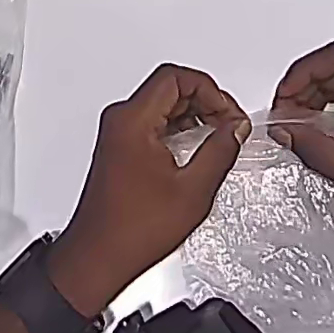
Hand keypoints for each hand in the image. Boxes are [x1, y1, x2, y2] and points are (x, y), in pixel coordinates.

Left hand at [48, 65, 250, 316]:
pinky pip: (151, 121)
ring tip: (218, 138)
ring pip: (161, 103)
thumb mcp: (193, 190)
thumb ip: (220, 150)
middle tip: (229, 124)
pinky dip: (177, 128)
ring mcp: (117, 132)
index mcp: (132, 121)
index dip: (209, 90)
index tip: (228, 112)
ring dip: (193, 114)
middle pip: (168, 87)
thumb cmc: (133, 230)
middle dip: (204, 101)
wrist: (99, 255)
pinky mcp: (118, 146)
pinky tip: (197, 150)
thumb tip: (235, 128)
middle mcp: (120, 120)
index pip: (174, 78)